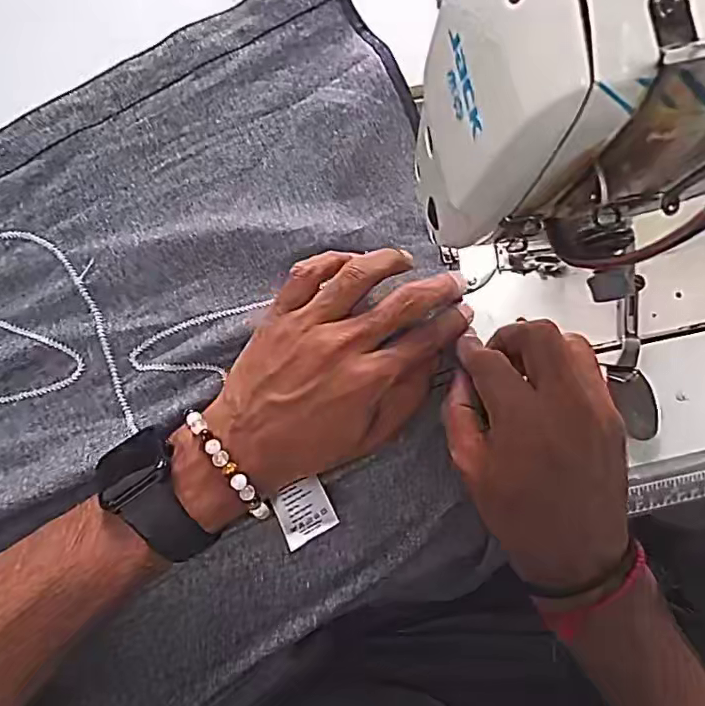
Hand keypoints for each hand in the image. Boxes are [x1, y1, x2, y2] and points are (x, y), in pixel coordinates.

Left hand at [173, 249, 471, 530]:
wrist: (244, 445)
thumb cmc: (302, 446)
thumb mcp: (367, 437)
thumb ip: (404, 400)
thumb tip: (429, 365)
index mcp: (367, 378)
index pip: (424, 339)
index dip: (450, 323)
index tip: (460, 315)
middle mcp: (342, 345)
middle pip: (402, 302)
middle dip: (436, 288)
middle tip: (448, 283)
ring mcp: (309, 326)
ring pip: (357, 276)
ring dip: (387, 262)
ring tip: (403, 259)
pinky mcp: (281, 316)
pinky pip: (307, 274)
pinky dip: (331, 260)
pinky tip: (349, 260)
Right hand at [442, 321, 628, 590]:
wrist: (578, 551)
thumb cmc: (526, 520)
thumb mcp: (472, 469)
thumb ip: (460, 416)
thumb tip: (461, 382)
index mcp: (523, 419)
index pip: (491, 360)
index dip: (471, 351)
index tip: (466, 352)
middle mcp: (565, 404)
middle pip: (538, 335)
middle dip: (509, 335)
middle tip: (495, 353)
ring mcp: (595, 407)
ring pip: (571, 343)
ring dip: (541, 346)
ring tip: (524, 366)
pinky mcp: (612, 415)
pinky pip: (591, 368)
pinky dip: (566, 364)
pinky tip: (550, 384)